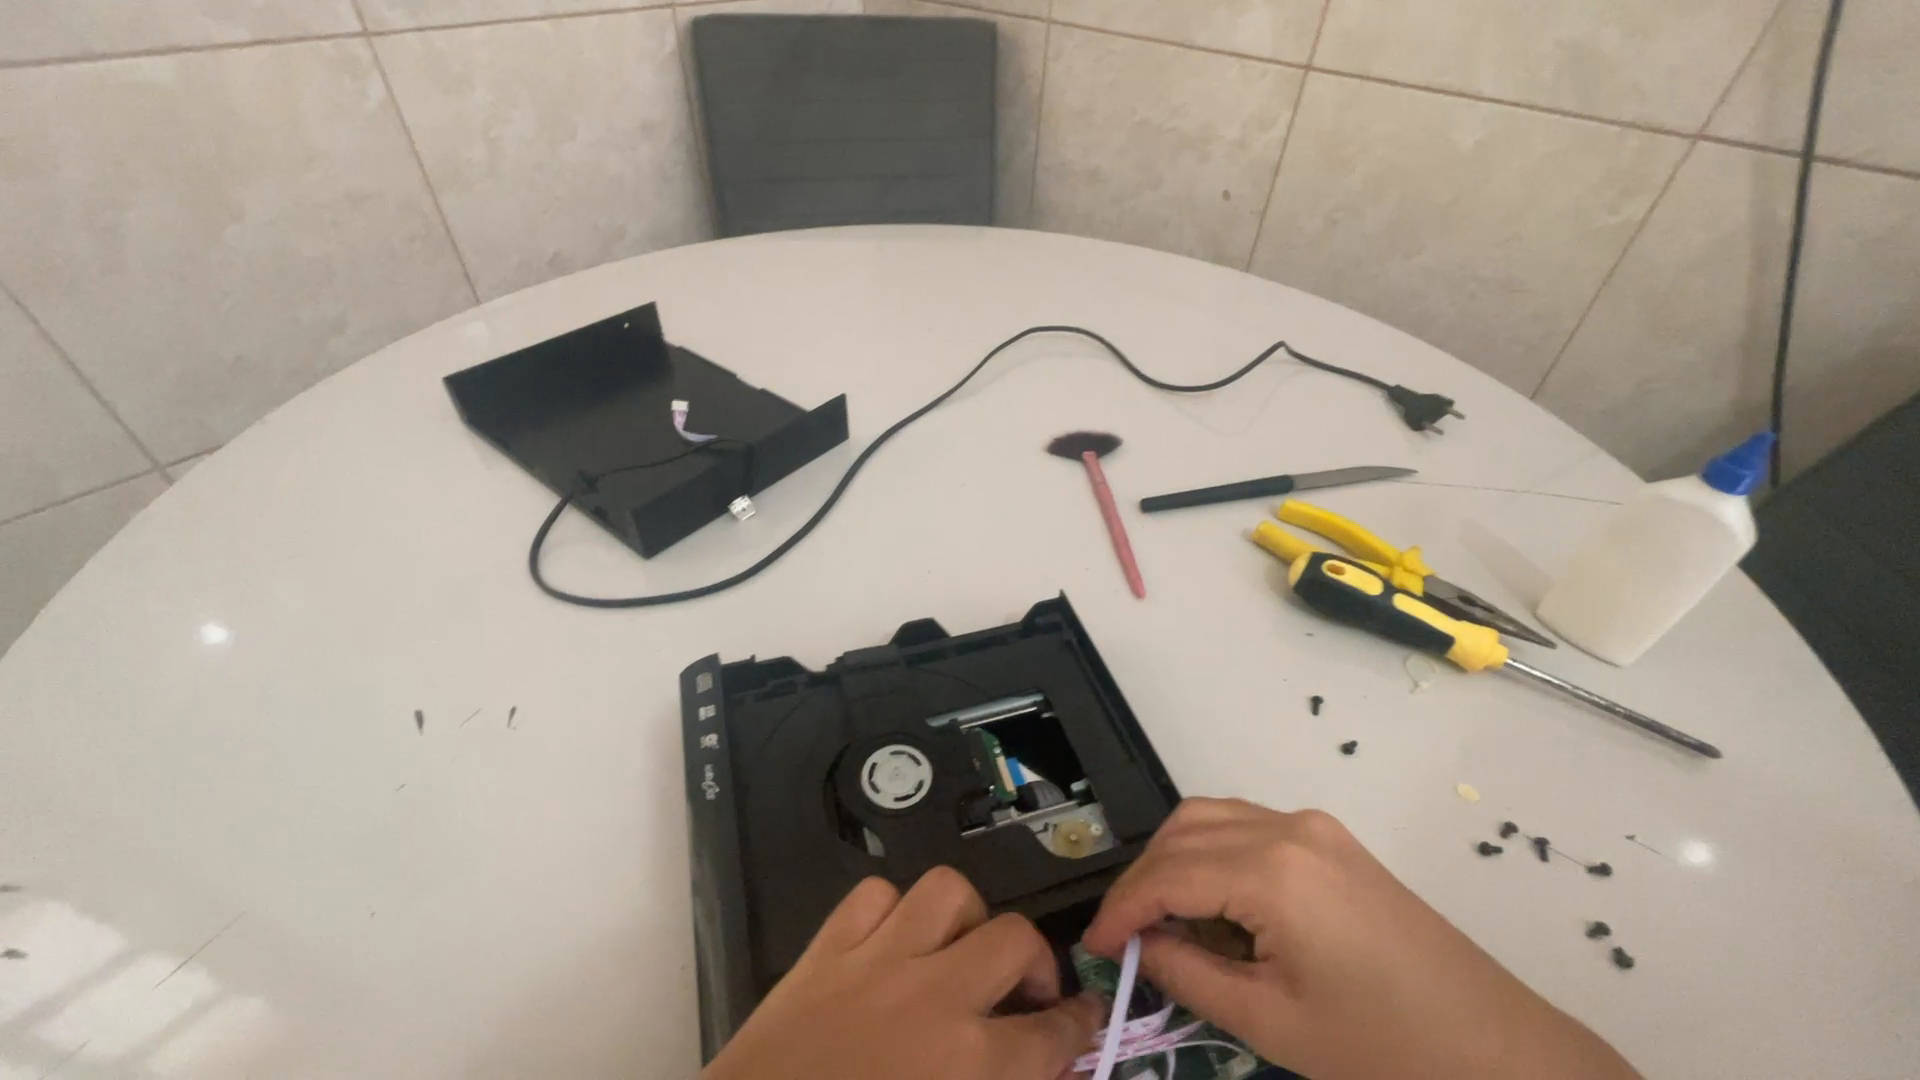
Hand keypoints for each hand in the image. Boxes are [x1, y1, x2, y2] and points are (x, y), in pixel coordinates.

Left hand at [703, 866, 1100, 1079]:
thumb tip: (1032, 1062)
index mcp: (968, 1063)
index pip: (1050, 1035)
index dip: (1078, 1024)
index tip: (1084, 1016)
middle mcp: (933, 997)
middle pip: (1013, 940)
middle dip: (1034, 961)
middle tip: (1023, 988)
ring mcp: (876, 961)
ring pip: (946, 892)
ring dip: (966, 918)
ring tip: (960, 948)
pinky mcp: (827, 947)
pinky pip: (874, 894)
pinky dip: (892, 909)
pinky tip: (893, 939)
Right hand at [1082, 799, 1640, 1079]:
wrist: (1501, 1050)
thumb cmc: (1384, 1048)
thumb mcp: (1271, 1021)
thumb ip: (1187, 973)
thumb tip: (1137, 946)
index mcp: (1271, 870)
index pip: (1167, 874)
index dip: (1121, 909)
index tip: (1093, 948)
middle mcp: (1286, 827)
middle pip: (1182, 831)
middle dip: (1142, 880)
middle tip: (1123, 935)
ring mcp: (1312, 826)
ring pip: (1211, 817)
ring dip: (1173, 858)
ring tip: (1160, 918)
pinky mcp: (1330, 839)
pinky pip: (1246, 826)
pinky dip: (1211, 852)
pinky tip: (1211, 900)